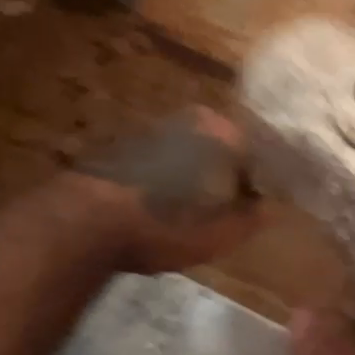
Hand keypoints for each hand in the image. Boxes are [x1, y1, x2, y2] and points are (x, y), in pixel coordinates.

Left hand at [74, 106, 264, 274]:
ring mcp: (155, 129)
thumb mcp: (217, 235)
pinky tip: (161, 208)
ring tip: (193, 213)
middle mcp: (193, 120)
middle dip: (228, 176)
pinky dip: (167, 179)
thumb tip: (273, 208)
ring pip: (191, 153)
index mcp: (223, 132)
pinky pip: (161, 161)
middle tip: (227, 211)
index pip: (258, 153)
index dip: (260, 182)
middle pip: (224, 149)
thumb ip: (250, 220)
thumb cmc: (163, 223)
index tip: (258, 207)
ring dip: (196, 177)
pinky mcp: (124, 145)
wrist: (81, 221)